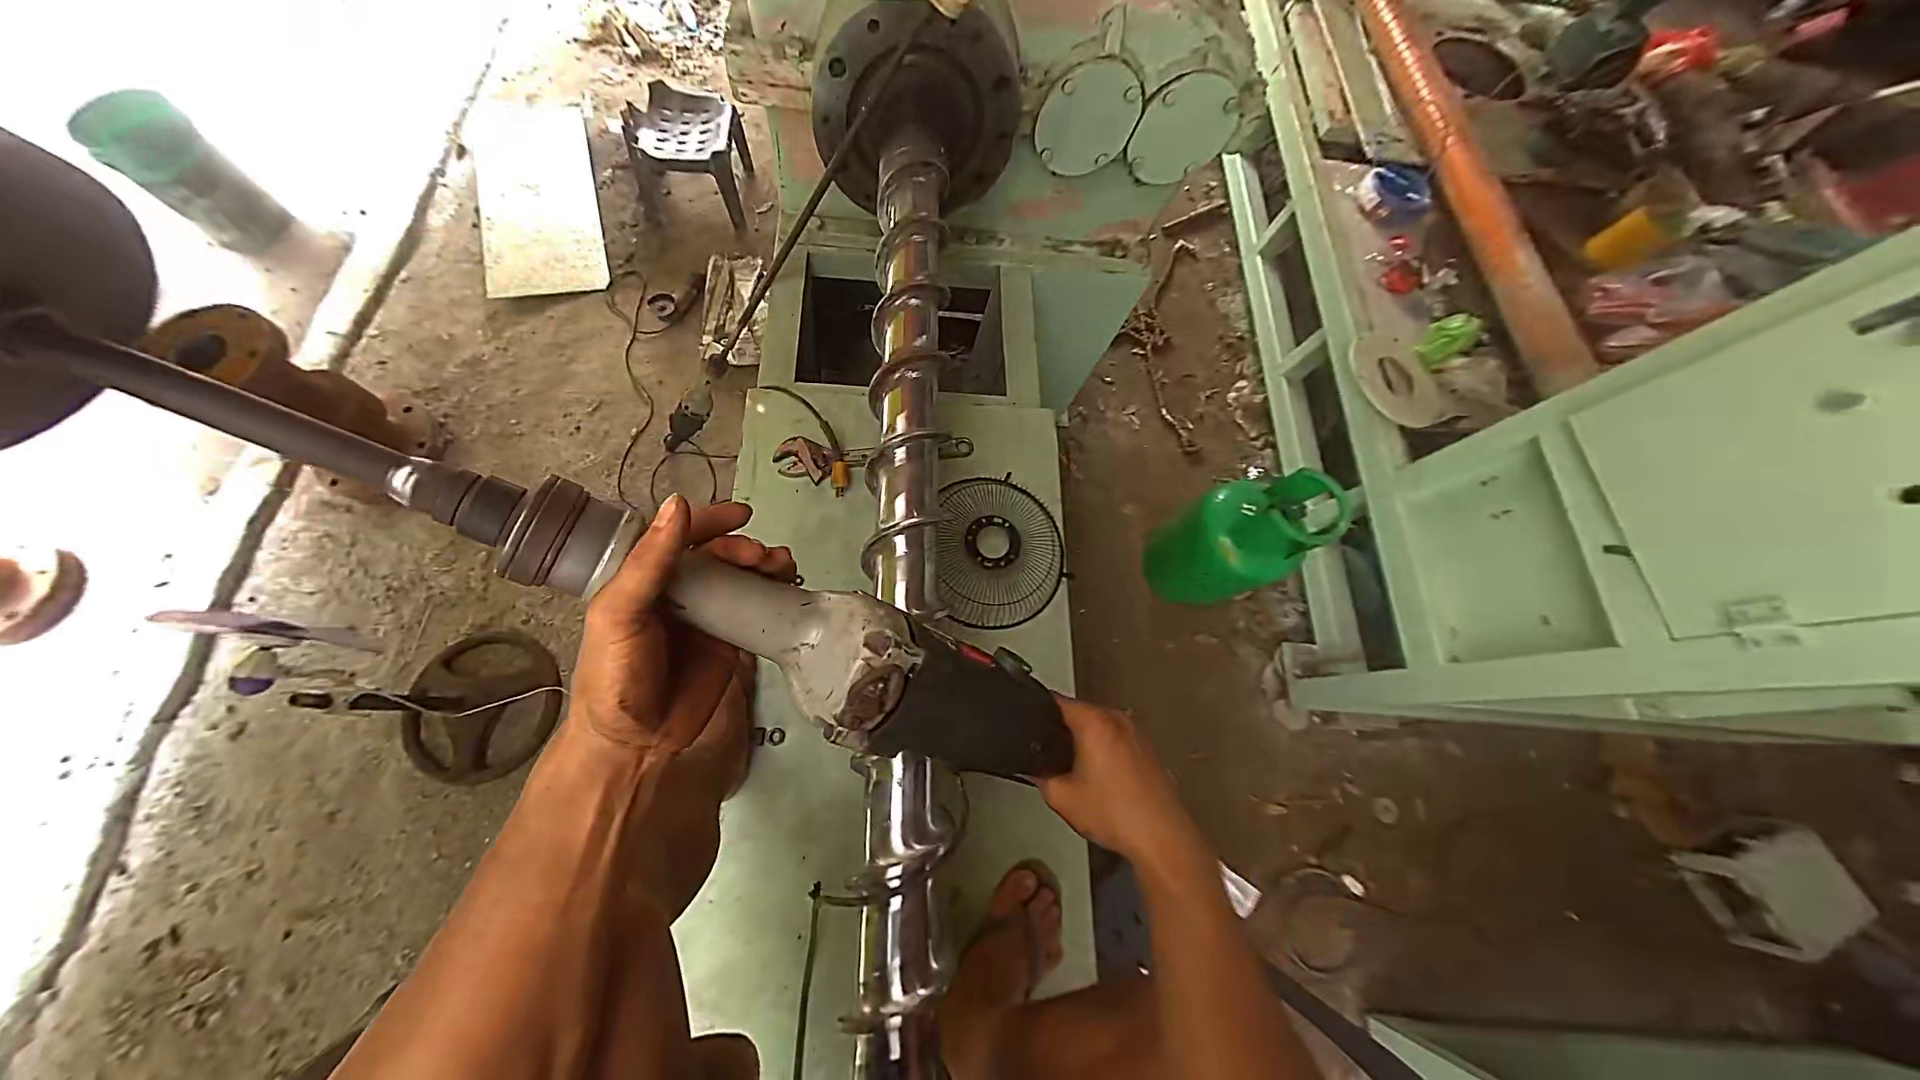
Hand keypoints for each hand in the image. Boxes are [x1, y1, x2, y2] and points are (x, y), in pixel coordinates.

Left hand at [568, 495, 796, 760]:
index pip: (679, 537)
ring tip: (780, 565)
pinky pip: (756, 607)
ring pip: (741, 576)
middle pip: (717, 555)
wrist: (636, 743)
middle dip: (742, 547)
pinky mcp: (731, 640)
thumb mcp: (620, 613)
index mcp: (644, 579)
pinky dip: (774, 591)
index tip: (740, 515)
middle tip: (759, 557)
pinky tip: (786, 585)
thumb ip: (649, 562)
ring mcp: (708, 616)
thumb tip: (679, 504)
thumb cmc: (615, 676)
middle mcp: (678, 592)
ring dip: (763, 564)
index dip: (709, 521)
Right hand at [1034, 697, 1207, 873]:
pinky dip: (1105, 753)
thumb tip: (1036, 770)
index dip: (1039, 712)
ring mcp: (1136, 734)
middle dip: (1063, 731)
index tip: (1031, 726)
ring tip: (1079, 774)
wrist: (1161, 837)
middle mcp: (1118, 720)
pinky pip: (1117, 741)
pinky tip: (1103, 782)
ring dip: (1086, 743)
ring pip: (1099, 728)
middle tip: (1052, 756)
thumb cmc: (1118, 815)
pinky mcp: (1148, 750)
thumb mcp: (1061, 798)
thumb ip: (1040, 777)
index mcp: (1095, 722)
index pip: (1057, 701)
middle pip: (1080, 713)